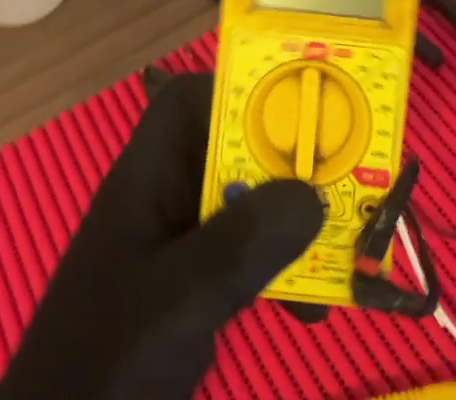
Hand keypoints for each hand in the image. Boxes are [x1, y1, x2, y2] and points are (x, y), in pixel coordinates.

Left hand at [0, 73, 322, 399]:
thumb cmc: (105, 361)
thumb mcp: (178, 296)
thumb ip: (242, 243)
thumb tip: (312, 195)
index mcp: (146, 182)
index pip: (186, 105)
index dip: (239, 94)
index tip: (301, 112)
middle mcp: (163, 205)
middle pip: (229, 156)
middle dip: (288, 167)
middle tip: (350, 180)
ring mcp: (176, 252)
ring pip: (246, 211)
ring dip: (296, 227)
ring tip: (345, 249)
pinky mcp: (191, 296)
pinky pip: (247, 263)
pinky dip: (284, 277)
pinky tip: (312, 310)